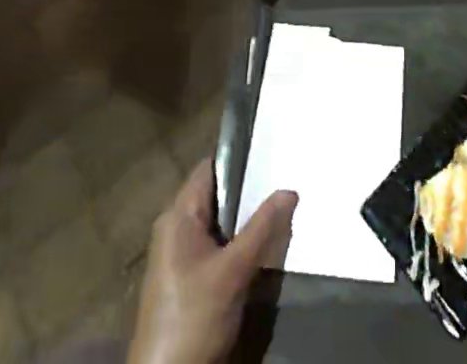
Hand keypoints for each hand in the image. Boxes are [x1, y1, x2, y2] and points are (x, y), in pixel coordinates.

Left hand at [127, 158, 297, 363]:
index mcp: (178, 218)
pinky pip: (221, 242)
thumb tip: (289, 189)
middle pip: (218, 194)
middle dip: (251, 187)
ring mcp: (183, 254)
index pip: (209, 170)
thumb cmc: (194, 317)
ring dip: (249, 215)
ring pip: (222, 220)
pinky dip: (243, 237)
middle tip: (289, 174)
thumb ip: (262, 227)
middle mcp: (177, 228)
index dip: (239, 158)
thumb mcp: (233, 270)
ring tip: (287, 201)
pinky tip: (269, 237)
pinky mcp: (193, 275)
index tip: (274, 149)